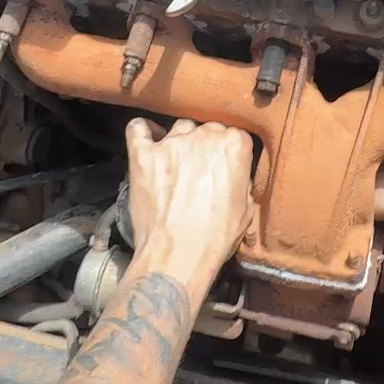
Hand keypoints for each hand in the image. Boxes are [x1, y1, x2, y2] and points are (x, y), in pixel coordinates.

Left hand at [124, 118, 253, 280]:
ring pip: (179, 127)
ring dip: (179, 141)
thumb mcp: (246, 208)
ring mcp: (171, 143)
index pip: (234, 135)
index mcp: (234, 145)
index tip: (224, 167)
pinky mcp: (144, 154)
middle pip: (207, 129)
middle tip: (200, 170)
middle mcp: (204, 136)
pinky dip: (142, 130)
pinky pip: (138, 129)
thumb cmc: (215, 238)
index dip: (228, 153)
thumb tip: (233, 173)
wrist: (178, 257)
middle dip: (205, 146)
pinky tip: (147, 137)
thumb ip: (242, 179)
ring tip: (176, 162)